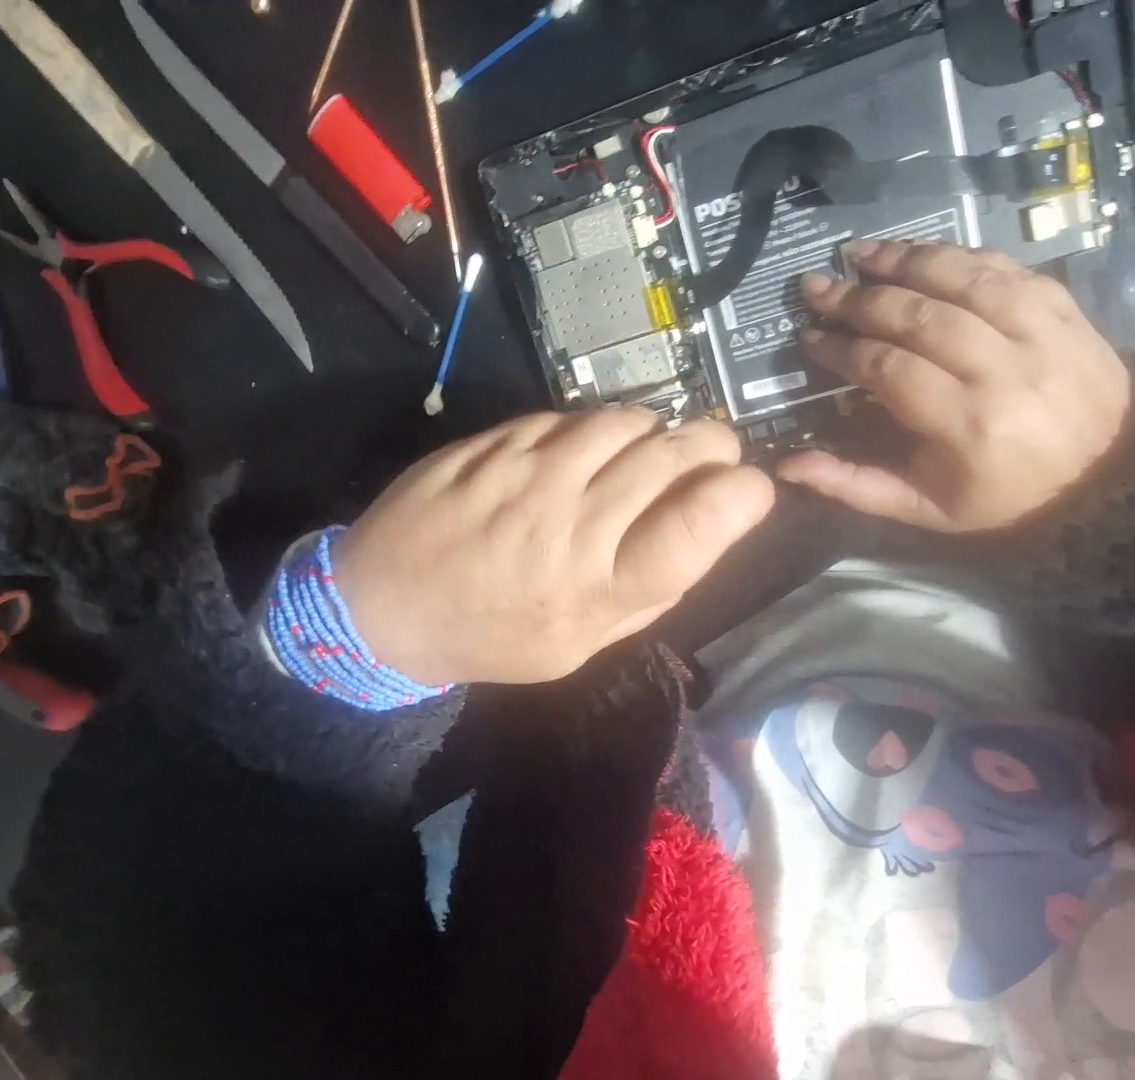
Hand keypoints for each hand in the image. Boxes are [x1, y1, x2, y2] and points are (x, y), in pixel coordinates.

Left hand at [332, 411, 773, 685]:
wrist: (382, 604)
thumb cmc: (489, 636)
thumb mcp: (576, 648)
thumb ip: (643, 596)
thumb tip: (704, 534)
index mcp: (596, 590)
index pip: (695, 527)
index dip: (741, 496)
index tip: (751, 489)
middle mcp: (570, 523)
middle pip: (674, 455)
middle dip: (714, 445)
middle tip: (715, 454)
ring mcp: (528, 473)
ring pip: (627, 419)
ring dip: (657, 429)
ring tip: (650, 449)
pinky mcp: (496, 441)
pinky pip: (572, 415)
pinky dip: (597, 427)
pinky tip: (589, 447)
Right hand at [781, 239, 1131, 532]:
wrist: (1112, 477)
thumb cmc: (1006, 499)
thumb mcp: (925, 510)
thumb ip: (854, 486)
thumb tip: (787, 466)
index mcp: (968, 427)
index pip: (891, 370)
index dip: (844, 350)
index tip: (809, 337)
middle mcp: (1006, 372)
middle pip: (922, 318)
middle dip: (860, 299)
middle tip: (817, 287)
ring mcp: (1042, 334)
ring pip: (965, 280)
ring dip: (907, 260)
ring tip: (861, 253)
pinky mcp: (1067, 311)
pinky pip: (1006, 268)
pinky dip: (959, 256)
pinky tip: (923, 253)